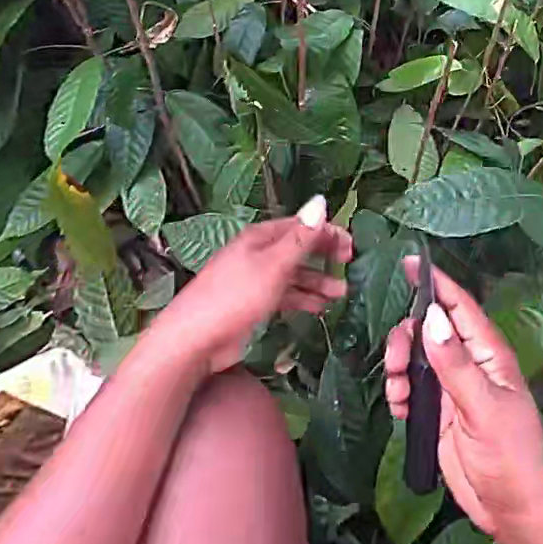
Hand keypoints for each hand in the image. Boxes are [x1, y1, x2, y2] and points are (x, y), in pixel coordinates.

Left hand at [147, 196, 352, 373]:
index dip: (326, 231)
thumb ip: (300, 237)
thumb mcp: (273, 265)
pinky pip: (284, 295)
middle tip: (349, 262)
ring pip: (294, 274)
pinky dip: (302, 299)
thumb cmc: (234, 297)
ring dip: (317, 281)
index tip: (350, 244)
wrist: (192, 342)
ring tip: (341, 293)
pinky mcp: (252, 304)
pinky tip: (319, 308)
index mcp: (261, 238)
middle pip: (298, 248)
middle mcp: (258, 253)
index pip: (301, 226)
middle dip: (324, 254)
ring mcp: (254, 279)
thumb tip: (321, 201)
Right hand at [383, 258, 542, 539]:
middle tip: (396, 361)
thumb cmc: (510, 454)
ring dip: (399, 367)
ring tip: (398, 392)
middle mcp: (468, 363)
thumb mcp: (484, 406)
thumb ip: (455, 364)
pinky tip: (400, 408)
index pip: (459, 306)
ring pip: (416, 357)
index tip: (409, 262)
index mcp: (488, 352)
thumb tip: (431, 317)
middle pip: (429, 329)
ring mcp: (452, 387)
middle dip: (407, 337)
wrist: (512, 511)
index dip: (436, 283)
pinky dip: (399, 392)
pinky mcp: (439, 412)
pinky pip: (411, 388)